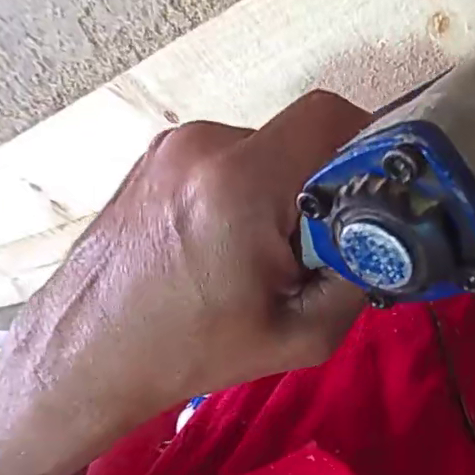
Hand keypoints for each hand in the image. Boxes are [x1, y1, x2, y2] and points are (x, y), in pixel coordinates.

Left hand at [0, 91, 372, 431]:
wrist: (82, 356)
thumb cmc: (188, 351)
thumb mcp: (303, 335)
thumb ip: (362, 276)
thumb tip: (393, 238)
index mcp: (240, 184)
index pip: (330, 117)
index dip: (370, 141)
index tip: (380, 187)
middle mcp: (204, 145)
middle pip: (302, 136)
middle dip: (329, 181)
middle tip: (325, 240)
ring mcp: (175, 144)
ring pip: (270, 148)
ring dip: (289, 187)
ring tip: (271, 248)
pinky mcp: (160, 154)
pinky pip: (235, 156)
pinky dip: (253, 188)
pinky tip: (234, 239)